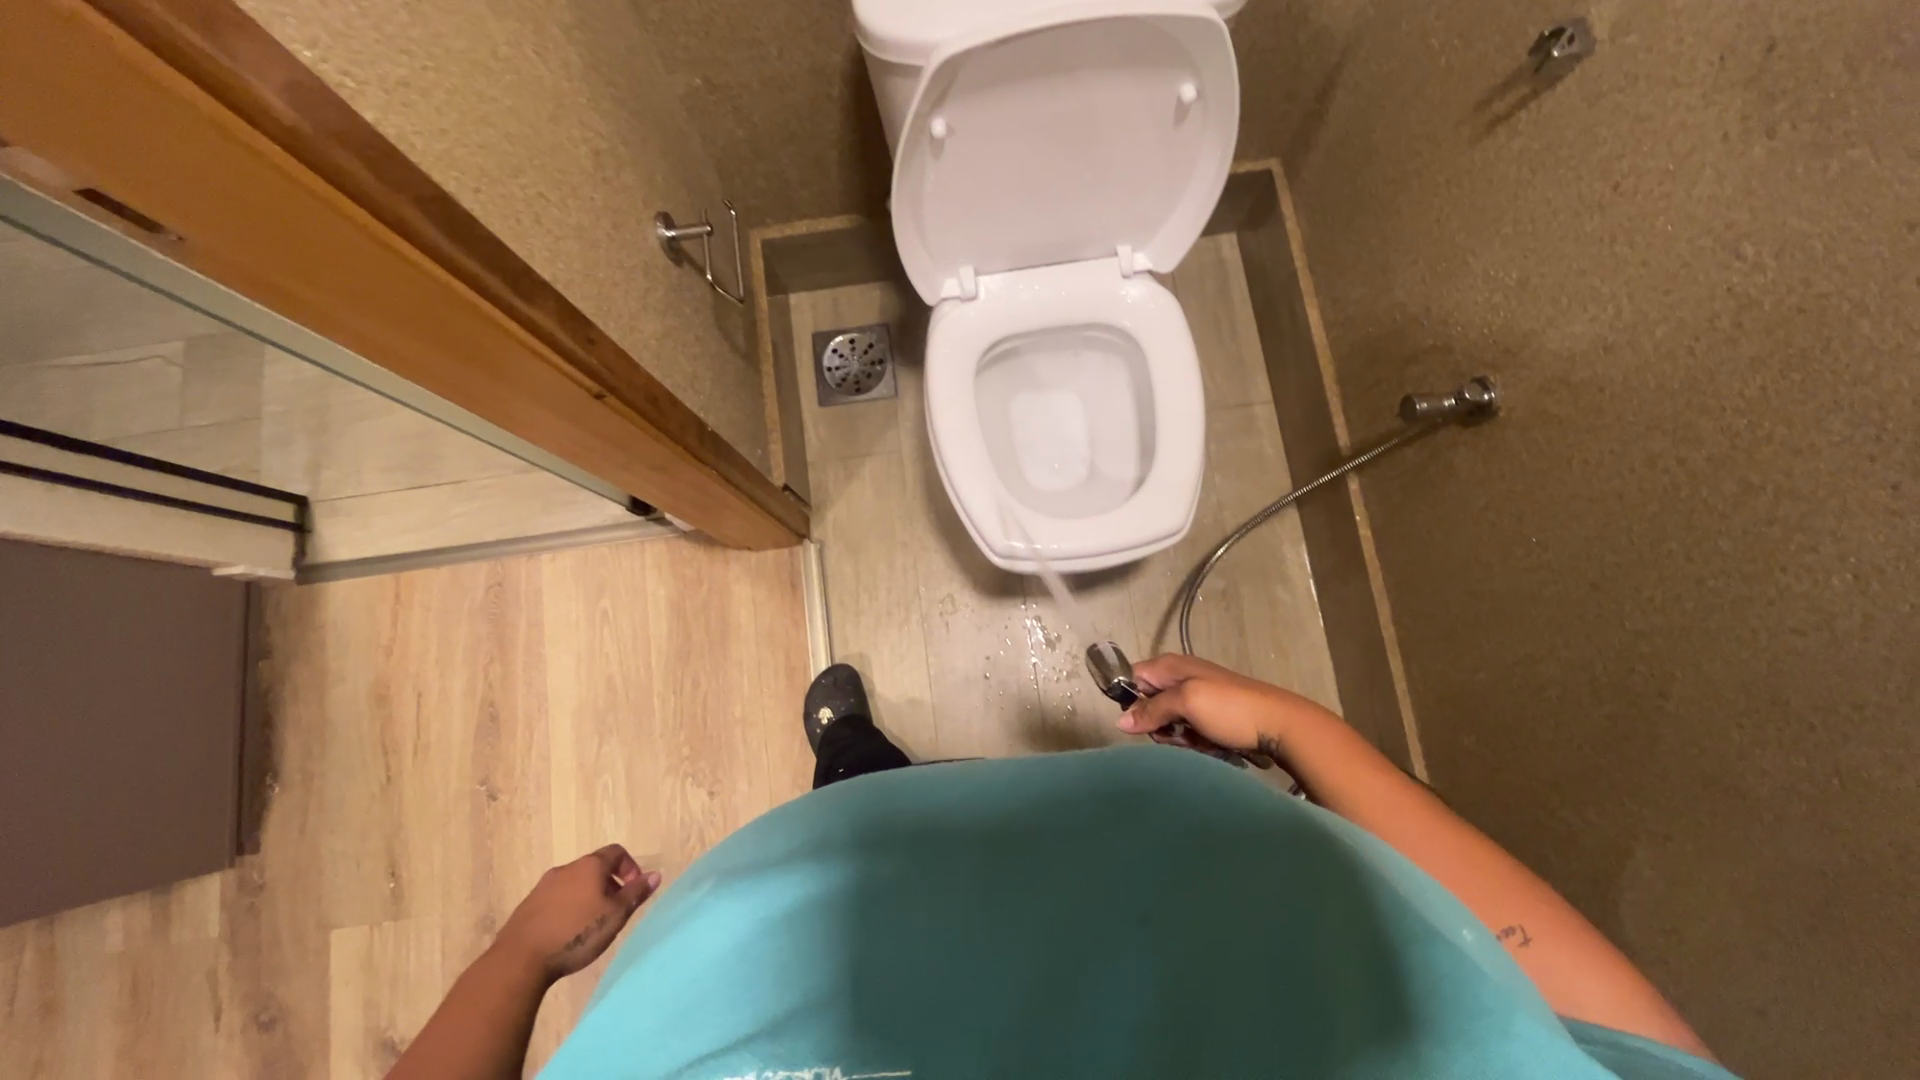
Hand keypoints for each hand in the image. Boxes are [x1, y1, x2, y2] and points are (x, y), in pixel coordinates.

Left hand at [492, 844, 660, 982]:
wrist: (519, 960)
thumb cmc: (576, 933)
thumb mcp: (615, 915)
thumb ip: (636, 893)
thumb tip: (655, 875)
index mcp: (589, 866)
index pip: (616, 852)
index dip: (630, 867)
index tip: (633, 891)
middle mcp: (566, 869)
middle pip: (595, 868)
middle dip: (609, 885)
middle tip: (615, 911)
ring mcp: (543, 887)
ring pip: (574, 884)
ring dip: (587, 897)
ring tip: (591, 924)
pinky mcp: (527, 907)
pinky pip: (556, 899)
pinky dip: (567, 908)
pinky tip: (567, 933)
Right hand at [1116, 654, 1336, 755]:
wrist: (1279, 725)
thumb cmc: (1230, 709)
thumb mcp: (1187, 703)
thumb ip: (1152, 709)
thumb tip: (1120, 721)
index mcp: (1171, 666)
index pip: (1133, 678)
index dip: (1132, 700)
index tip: (1142, 721)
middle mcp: (1181, 678)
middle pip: (1149, 705)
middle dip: (1159, 725)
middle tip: (1179, 733)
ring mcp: (1197, 699)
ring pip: (1168, 723)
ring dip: (1179, 737)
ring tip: (1200, 741)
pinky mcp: (1210, 718)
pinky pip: (1188, 731)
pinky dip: (1195, 741)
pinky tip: (1210, 745)